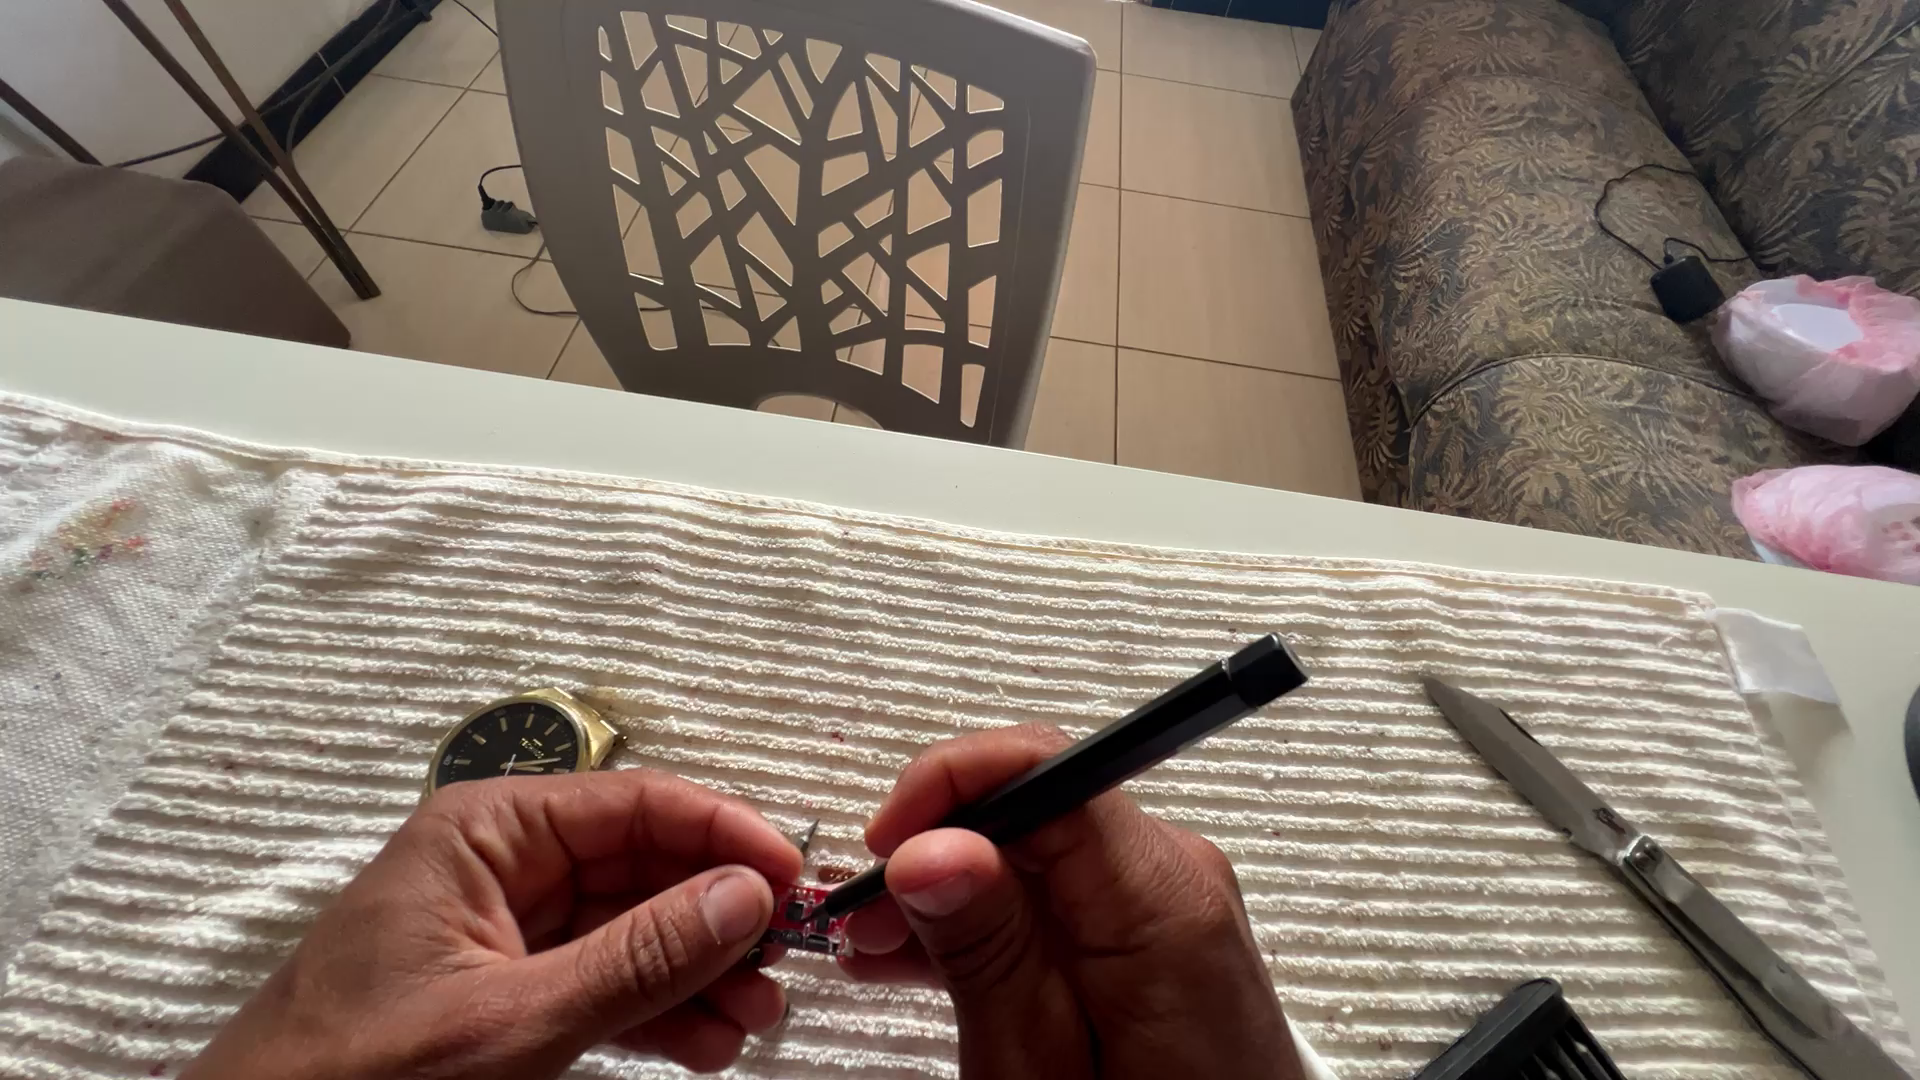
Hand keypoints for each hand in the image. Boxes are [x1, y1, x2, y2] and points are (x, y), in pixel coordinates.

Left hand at [182, 770, 803, 1078]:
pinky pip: (612, 977)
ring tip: (756, 1016)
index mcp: (494, 829)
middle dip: (719, 915)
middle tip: (783, 959)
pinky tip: (707, 1041)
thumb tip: (753, 894)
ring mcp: (519, 925)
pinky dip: (662, 1009)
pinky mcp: (519, 985)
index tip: (791, 876)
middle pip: (649, 865)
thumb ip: (640, 957)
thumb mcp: (508, 1023)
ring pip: (640, 925)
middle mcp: (514, 860)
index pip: (640, 803)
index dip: (725, 832)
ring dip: (703, 969)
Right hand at [840, 724, 1301, 1079]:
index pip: (1044, 769)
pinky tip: (932, 952)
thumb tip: (928, 847)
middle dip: (936, 841)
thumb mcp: (1042, 1074)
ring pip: (1032, 843)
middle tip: (868, 913)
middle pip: (1031, 803)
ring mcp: (1160, 892)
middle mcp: (1171, 871)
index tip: (882, 840)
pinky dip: (990, 909)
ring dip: (951, 881)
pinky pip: (1054, 883)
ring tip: (884, 945)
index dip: (950, 781)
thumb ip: (989, 952)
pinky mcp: (1146, 918)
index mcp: (1161, 898)